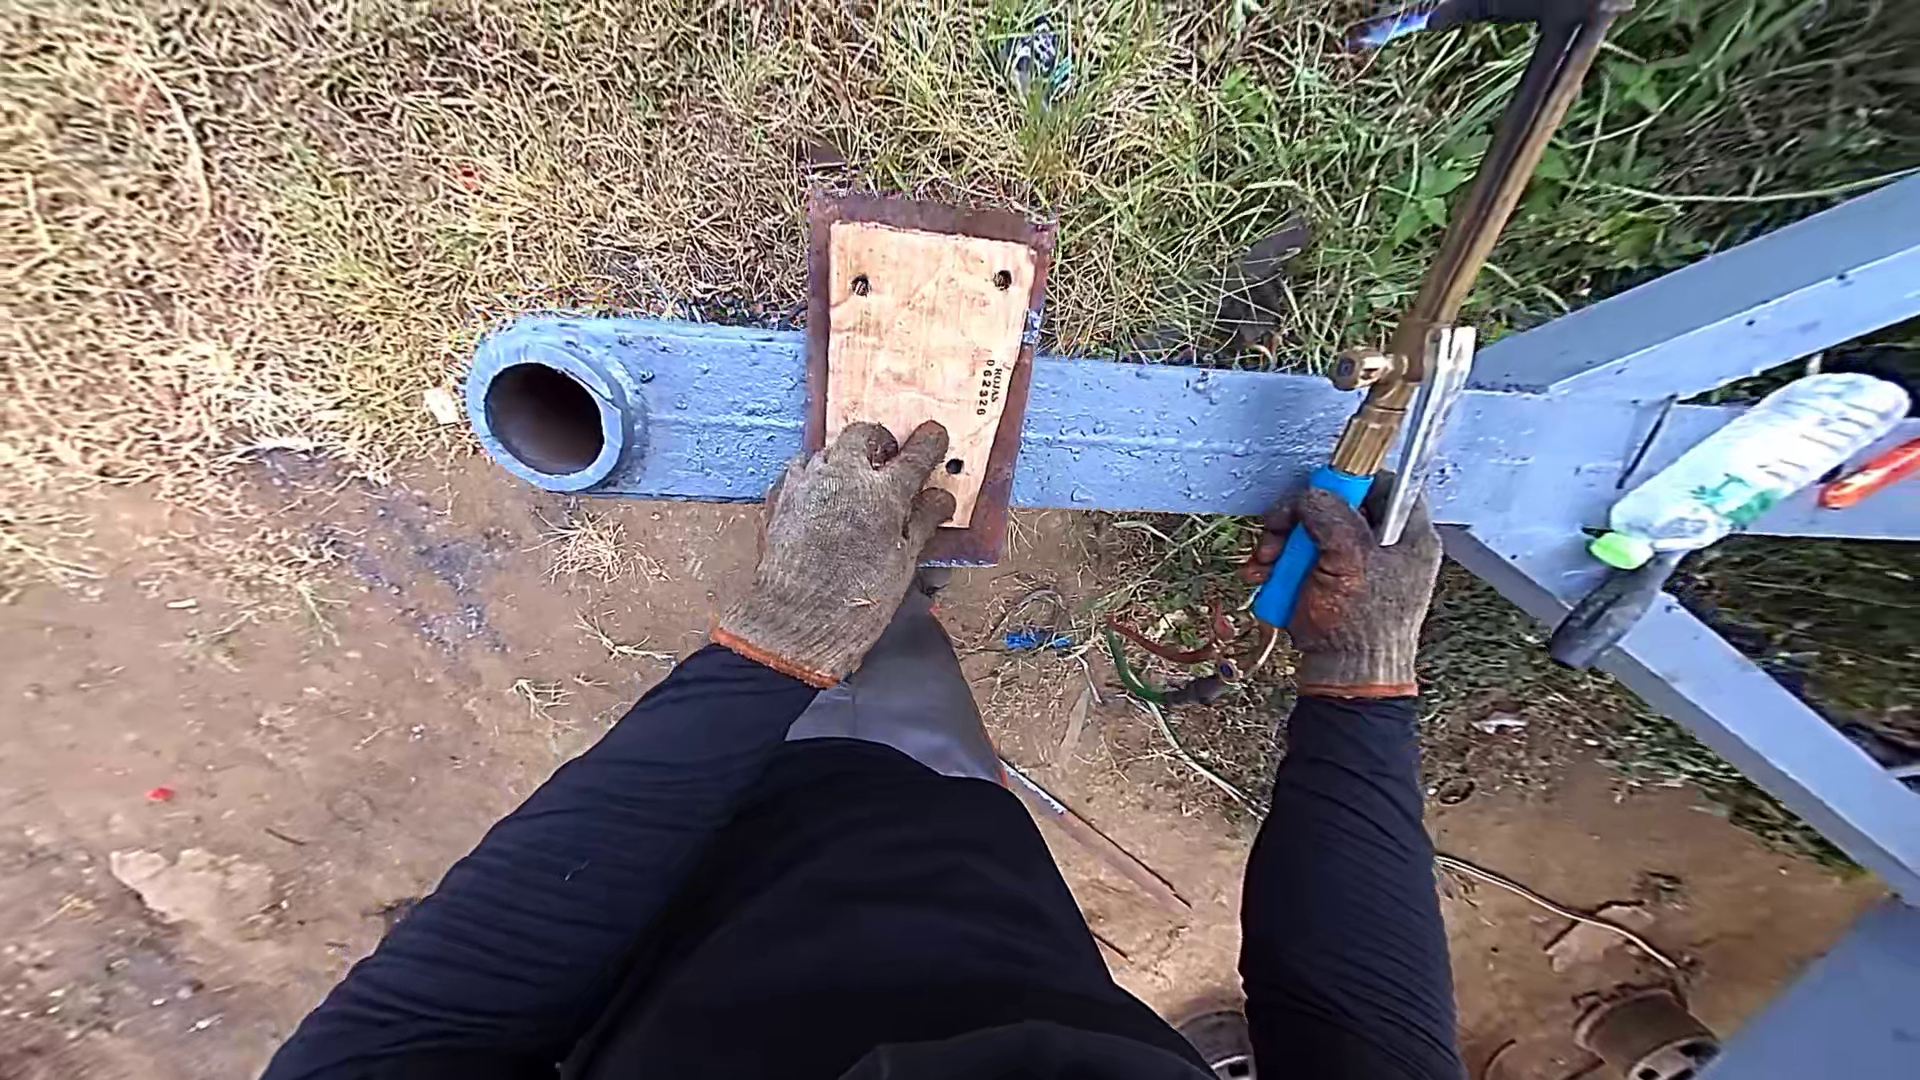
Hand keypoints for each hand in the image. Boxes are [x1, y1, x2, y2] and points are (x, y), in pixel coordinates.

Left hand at [713, 421, 956, 686]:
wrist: (794, 621)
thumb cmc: (854, 601)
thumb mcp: (903, 563)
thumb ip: (923, 522)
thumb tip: (939, 500)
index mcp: (883, 493)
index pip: (915, 454)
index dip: (930, 442)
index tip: (934, 436)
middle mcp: (844, 476)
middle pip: (864, 434)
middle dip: (881, 441)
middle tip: (891, 459)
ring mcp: (807, 482)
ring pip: (830, 449)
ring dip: (847, 458)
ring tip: (857, 482)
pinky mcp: (780, 496)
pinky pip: (802, 470)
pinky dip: (817, 475)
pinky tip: (824, 498)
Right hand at [1241, 481, 1441, 697]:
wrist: (1345, 675)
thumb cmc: (1359, 623)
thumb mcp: (1348, 559)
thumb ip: (1331, 516)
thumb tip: (1309, 495)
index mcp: (1406, 535)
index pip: (1384, 484)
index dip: (1348, 481)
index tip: (1316, 492)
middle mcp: (1381, 546)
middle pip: (1333, 508)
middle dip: (1296, 521)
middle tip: (1276, 535)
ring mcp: (1352, 565)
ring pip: (1307, 534)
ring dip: (1278, 545)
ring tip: (1264, 563)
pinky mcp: (1326, 582)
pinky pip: (1296, 560)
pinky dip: (1275, 566)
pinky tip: (1261, 575)